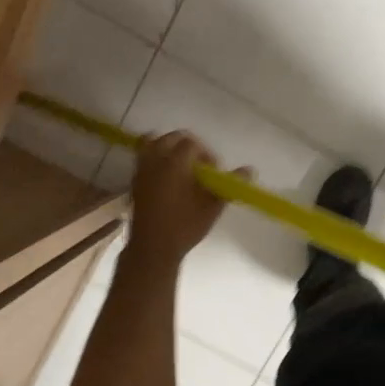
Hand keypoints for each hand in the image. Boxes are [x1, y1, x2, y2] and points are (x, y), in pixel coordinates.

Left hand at [125, 130, 240, 265]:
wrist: (153, 247)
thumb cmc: (185, 226)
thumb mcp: (212, 206)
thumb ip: (229, 184)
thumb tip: (250, 169)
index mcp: (176, 162)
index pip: (193, 143)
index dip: (206, 154)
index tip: (213, 172)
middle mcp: (156, 159)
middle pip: (172, 138)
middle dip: (188, 146)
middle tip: (199, 167)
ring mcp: (142, 169)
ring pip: (153, 142)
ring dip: (168, 147)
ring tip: (180, 167)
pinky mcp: (134, 180)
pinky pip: (143, 156)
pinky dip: (155, 157)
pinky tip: (165, 176)